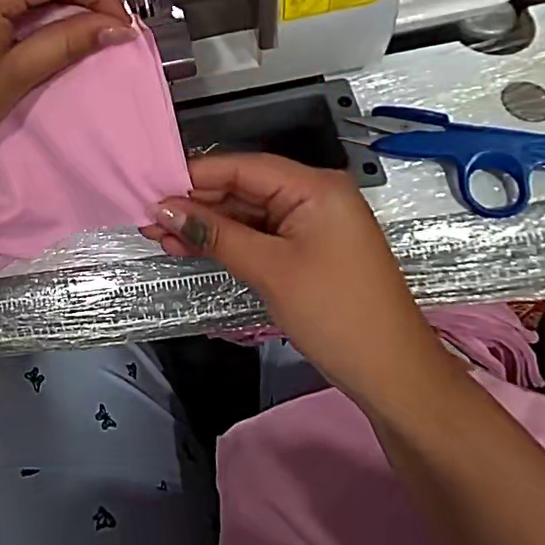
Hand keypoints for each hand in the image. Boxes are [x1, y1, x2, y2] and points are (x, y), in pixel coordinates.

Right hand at [144, 153, 452, 401]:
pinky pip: (260, 235)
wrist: (394, 377)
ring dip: (207, 226)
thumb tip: (165, 209)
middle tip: (150, 218)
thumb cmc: (336, 315)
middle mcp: (314, 195)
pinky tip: (191, 247)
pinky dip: (227, 242)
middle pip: (244, 188)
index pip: (244, 167)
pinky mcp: (307, 249)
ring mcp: (311, 223)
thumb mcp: (269, 269)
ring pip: (247, 214)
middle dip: (197, 205)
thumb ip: (215, 234)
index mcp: (314, 186)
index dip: (196, 176)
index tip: (152, 187)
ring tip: (160, 236)